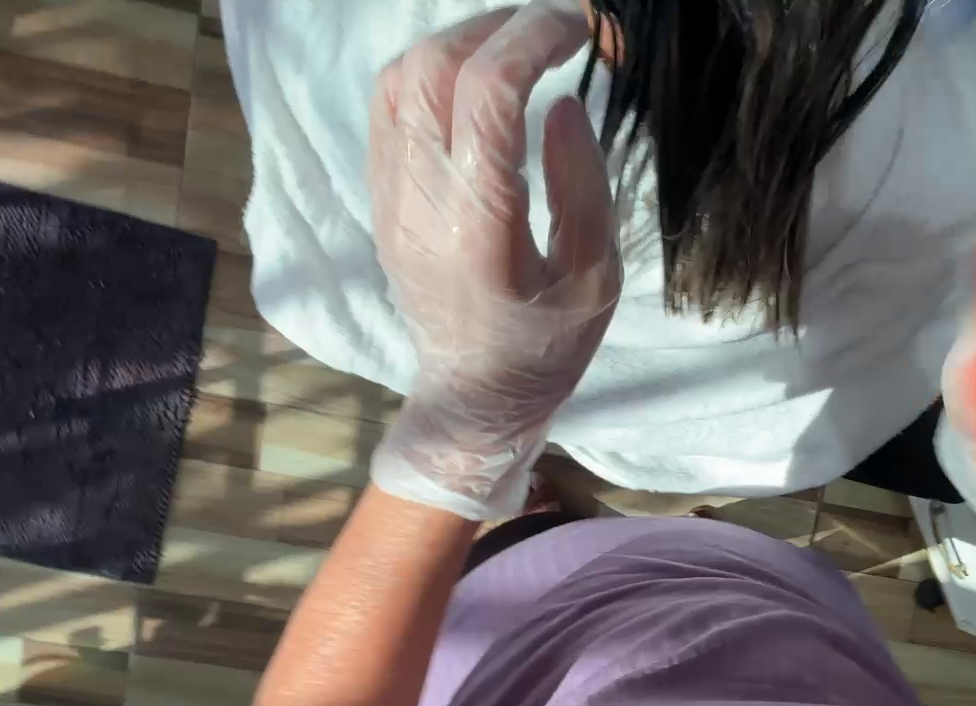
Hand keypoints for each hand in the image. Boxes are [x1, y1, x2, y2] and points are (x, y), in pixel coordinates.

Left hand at [365, 1, 621, 519]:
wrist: (474, 398)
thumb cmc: (546, 351)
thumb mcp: (594, 280)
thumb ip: (583, 187)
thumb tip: (561, 104)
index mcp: (480, 228)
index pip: (488, 92)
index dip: (534, 38)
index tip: (578, 31)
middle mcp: (421, 204)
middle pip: (434, 68)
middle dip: (496, 27)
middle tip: (548, 33)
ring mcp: (391, 203)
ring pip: (400, 80)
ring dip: (457, 44)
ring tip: (510, 51)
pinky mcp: (382, 206)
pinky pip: (388, 113)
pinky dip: (427, 76)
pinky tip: (468, 87)